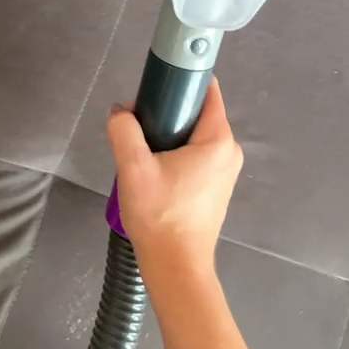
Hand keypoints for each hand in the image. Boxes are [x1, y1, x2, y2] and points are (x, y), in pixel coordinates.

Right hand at [107, 81, 243, 275]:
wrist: (175, 267)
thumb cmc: (160, 215)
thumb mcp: (133, 167)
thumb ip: (124, 130)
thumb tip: (120, 111)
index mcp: (218, 141)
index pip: (208, 91)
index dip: (182, 81)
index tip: (155, 82)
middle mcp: (228, 153)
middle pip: (196, 113)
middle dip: (167, 111)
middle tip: (138, 124)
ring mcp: (223, 172)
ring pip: (192, 136)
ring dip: (166, 136)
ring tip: (141, 151)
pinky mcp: (213, 188)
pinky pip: (193, 155)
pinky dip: (173, 154)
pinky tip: (151, 169)